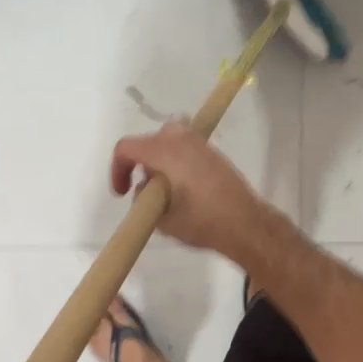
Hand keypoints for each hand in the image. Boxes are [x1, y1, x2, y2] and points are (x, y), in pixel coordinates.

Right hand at [110, 122, 275, 255]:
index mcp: (164, 150)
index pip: (126, 148)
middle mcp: (180, 138)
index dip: (117, 169)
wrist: (245, 223)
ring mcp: (199, 143)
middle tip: (146, 192)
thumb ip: (144, 200)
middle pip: (148, 143)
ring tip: (165, 194)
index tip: (122, 192)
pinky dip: (176, 164)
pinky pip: (184, 150)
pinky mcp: (213, 153)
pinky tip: (184, 191)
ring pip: (167, 144)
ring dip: (159, 165)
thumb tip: (145, 190)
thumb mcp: (163, 219)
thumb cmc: (202, 221)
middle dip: (141, 166)